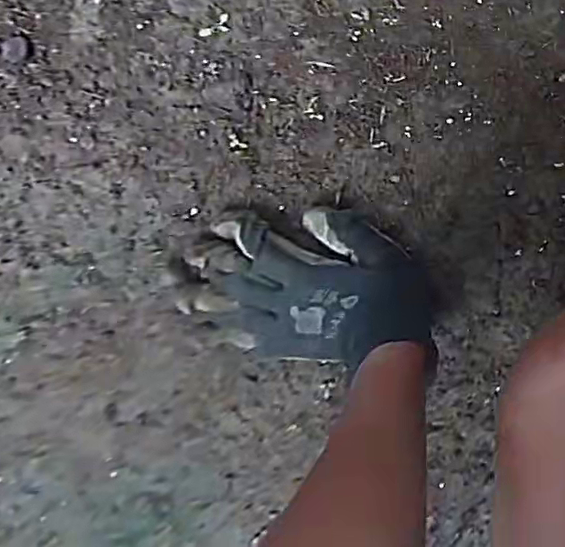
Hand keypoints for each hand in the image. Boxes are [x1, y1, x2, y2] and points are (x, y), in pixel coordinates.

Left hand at [185, 209, 434, 368]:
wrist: (388, 350)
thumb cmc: (390, 296)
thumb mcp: (382, 254)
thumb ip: (348, 232)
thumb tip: (311, 213)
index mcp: (306, 275)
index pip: (262, 250)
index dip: (239, 233)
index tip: (222, 220)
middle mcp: (283, 301)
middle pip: (235, 279)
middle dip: (208, 262)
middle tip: (185, 250)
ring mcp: (278, 326)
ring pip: (228, 311)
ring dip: (199, 298)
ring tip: (175, 287)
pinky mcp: (280, 345)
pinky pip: (239, 337)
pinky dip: (216, 329)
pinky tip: (201, 326)